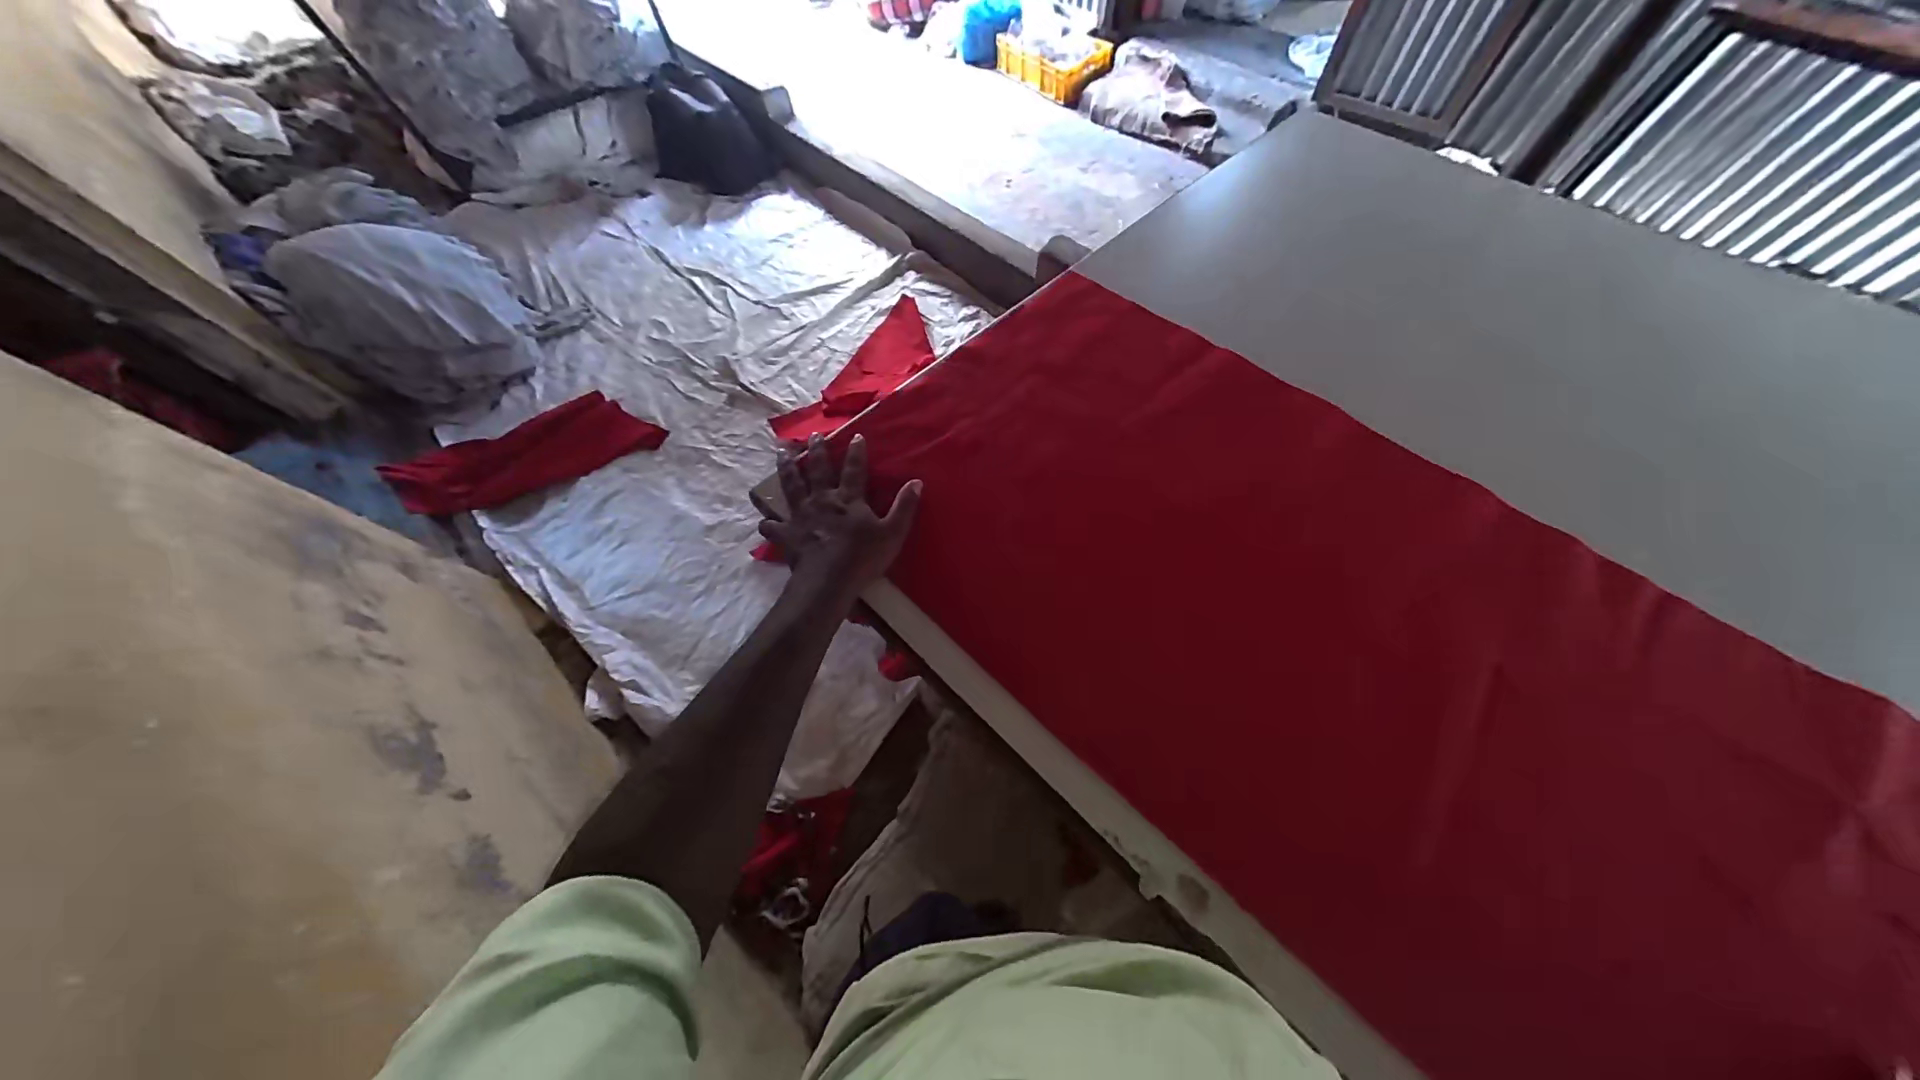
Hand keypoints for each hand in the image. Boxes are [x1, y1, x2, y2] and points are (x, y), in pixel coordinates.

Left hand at [753, 434, 921, 602]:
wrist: (828, 580)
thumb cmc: (863, 557)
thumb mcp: (893, 533)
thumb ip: (904, 507)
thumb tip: (916, 482)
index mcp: (848, 499)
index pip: (854, 470)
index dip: (856, 452)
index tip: (856, 435)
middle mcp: (822, 500)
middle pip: (817, 470)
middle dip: (816, 451)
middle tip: (812, 436)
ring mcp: (801, 516)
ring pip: (791, 486)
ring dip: (786, 467)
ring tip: (781, 452)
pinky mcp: (787, 534)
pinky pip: (773, 526)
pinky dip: (768, 522)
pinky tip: (764, 520)